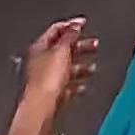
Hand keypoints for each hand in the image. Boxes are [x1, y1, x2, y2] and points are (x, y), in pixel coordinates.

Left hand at [15, 17, 98, 134]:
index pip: (56, 30)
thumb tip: (75, 26)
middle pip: (62, 48)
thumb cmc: (47, 79)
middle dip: (80, 45)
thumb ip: (70, 36)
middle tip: (94, 44)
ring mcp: (45, 79)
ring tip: (92, 67)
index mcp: (40, 47)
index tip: (84, 23)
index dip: (71, 25)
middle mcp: (41, 61)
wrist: (41, 111)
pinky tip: (84, 85)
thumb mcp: (62, 50)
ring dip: (81, 65)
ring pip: (66, 67)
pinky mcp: (51, 94)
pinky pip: (66, 84)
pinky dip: (76, 82)